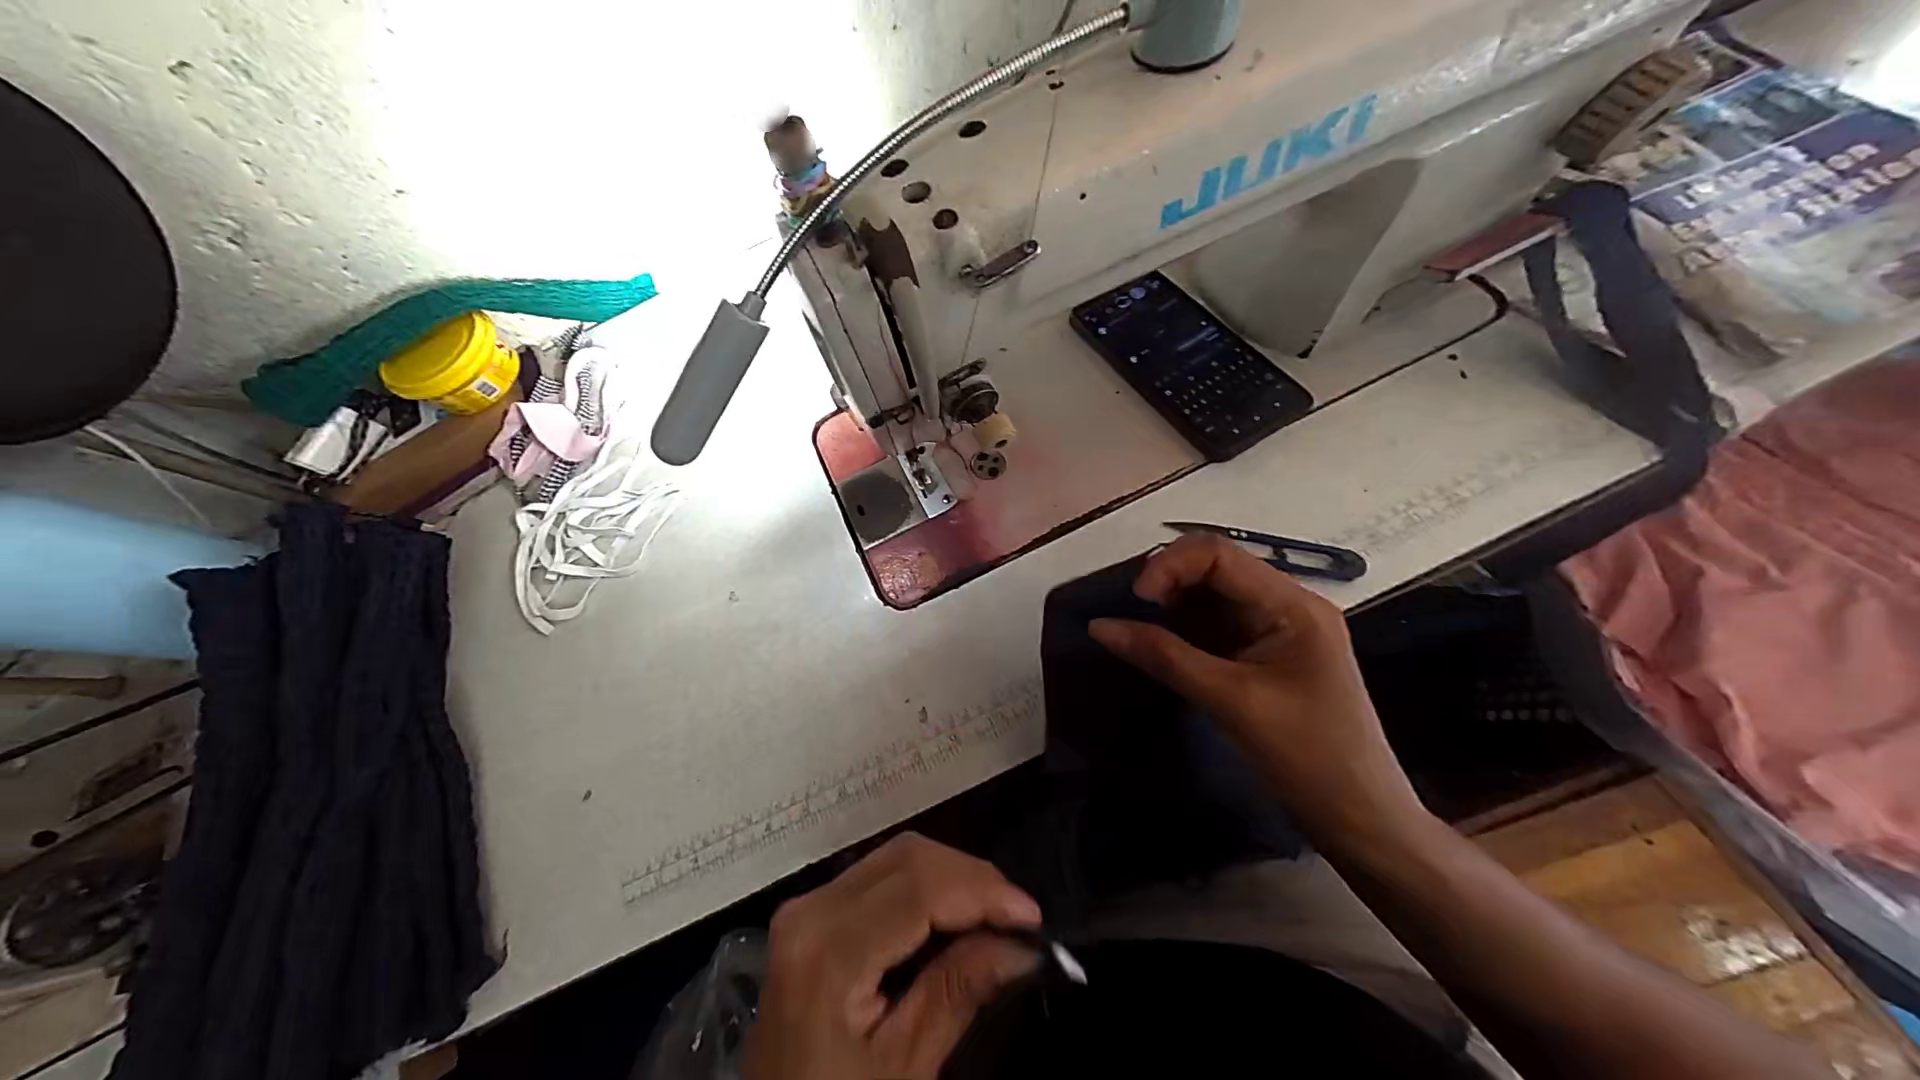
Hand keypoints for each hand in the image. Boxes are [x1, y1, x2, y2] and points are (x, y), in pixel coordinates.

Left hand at [742, 833, 1042, 1079]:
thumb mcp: (903, 1067)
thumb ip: (958, 992)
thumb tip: (1022, 944)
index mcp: (827, 950)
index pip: (918, 887)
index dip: (983, 890)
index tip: (1033, 917)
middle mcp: (810, 908)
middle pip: (908, 857)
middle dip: (972, 877)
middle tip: (1019, 916)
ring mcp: (805, 905)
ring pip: (896, 856)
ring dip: (952, 876)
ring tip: (995, 914)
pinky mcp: (810, 911)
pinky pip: (879, 874)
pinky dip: (925, 883)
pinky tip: (954, 911)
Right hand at [1088, 534, 1423, 839]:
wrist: (1360, 819)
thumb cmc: (1307, 757)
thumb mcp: (1230, 702)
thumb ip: (1164, 658)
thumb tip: (1100, 626)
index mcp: (1294, 605)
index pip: (1220, 556)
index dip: (1170, 565)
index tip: (1136, 600)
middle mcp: (1286, 605)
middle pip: (1215, 569)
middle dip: (1168, 582)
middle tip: (1131, 614)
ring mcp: (1276, 631)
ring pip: (1211, 597)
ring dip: (1172, 606)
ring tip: (1138, 630)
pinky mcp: (1264, 655)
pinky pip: (1215, 627)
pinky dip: (1182, 630)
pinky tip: (1159, 646)